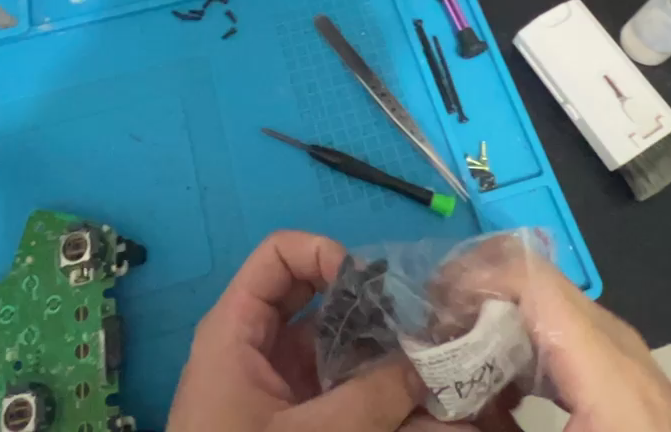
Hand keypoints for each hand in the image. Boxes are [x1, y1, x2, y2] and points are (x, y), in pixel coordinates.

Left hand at [167, 231, 424, 431]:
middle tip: (416, 324)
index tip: (372, 287)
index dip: (325, 254)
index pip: (280, 255)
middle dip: (368, 306)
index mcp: (238, 328)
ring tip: (432, 368)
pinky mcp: (296, 417)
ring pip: (335, 345)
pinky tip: (419, 409)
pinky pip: (340, 388)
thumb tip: (432, 366)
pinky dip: (375, 392)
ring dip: (382, 354)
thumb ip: (371, 398)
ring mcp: (278, 382)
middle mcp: (258, 344)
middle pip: (317, 297)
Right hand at [441, 236, 670, 431]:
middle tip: (430, 326)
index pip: (529, 278)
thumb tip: (436, 413)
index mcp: (602, 364)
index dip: (471, 278)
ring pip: (542, 296)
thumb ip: (496, 426)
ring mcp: (617, 348)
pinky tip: (496, 378)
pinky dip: (517, 334)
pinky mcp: (616, 366)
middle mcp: (611, 339)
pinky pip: (557, 325)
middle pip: (531, 277)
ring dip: (492, 310)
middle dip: (473, 289)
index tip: (431, 309)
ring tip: (452, 347)